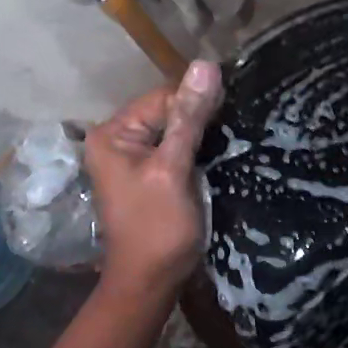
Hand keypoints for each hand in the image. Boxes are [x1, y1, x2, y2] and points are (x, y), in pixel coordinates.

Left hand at [84, 61, 223, 290]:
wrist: (150, 282)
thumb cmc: (158, 227)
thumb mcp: (173, 169)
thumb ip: (189, 118)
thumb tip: (205, 65)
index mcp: (113, 134)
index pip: (163, 97)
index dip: (198, 101)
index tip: (233, 110)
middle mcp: (116, 140)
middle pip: (167, 112)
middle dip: (199, 119)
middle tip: (235, 128)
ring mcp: (131, 159)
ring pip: (174, 131)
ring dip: (201, 136)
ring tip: (230, 141)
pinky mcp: (148, 175)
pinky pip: (173, 149)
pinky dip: (195, 152)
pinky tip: (216, 157)